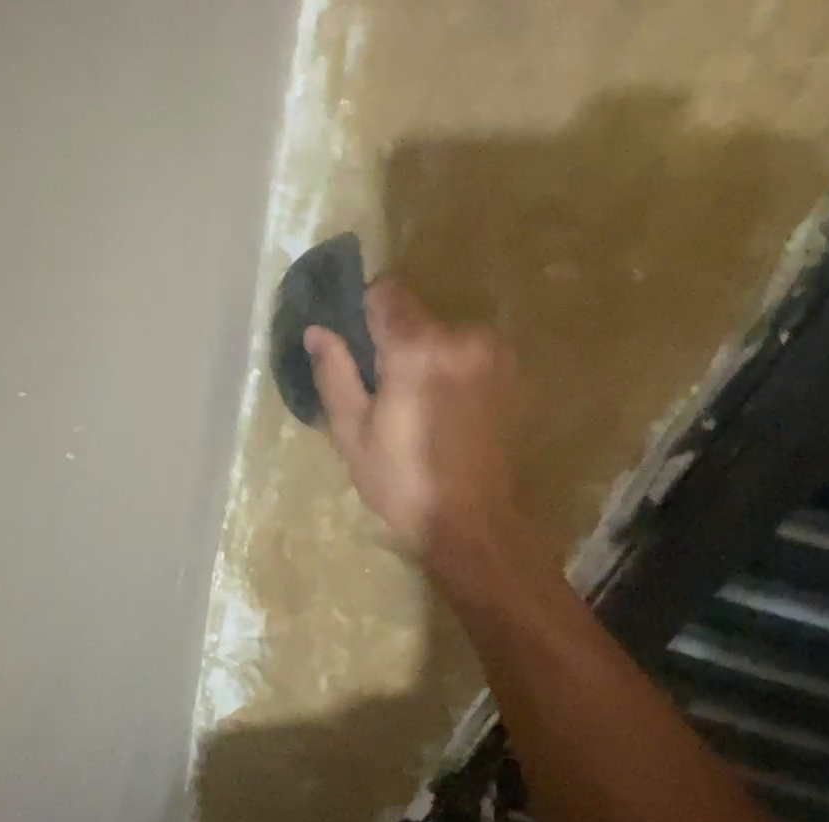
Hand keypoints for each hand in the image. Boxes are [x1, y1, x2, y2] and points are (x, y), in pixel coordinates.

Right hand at [304, 279, 518, 566]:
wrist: (474, 523)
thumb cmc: (402, 484)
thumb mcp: (353, 434)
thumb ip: (335, 374)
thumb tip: (317, 331)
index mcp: (416, 348)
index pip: (386, 290)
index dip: (365, 313)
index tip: (358, 350)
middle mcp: (460, 337)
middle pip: (416, 316)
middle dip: (396, 343)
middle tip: (384, 393)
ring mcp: (493, 355)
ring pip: (444, 336)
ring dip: (427, 359)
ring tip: (418, 410)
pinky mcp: (510, 376)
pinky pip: (468, 356)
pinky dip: (452, 373)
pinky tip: (445, 415)